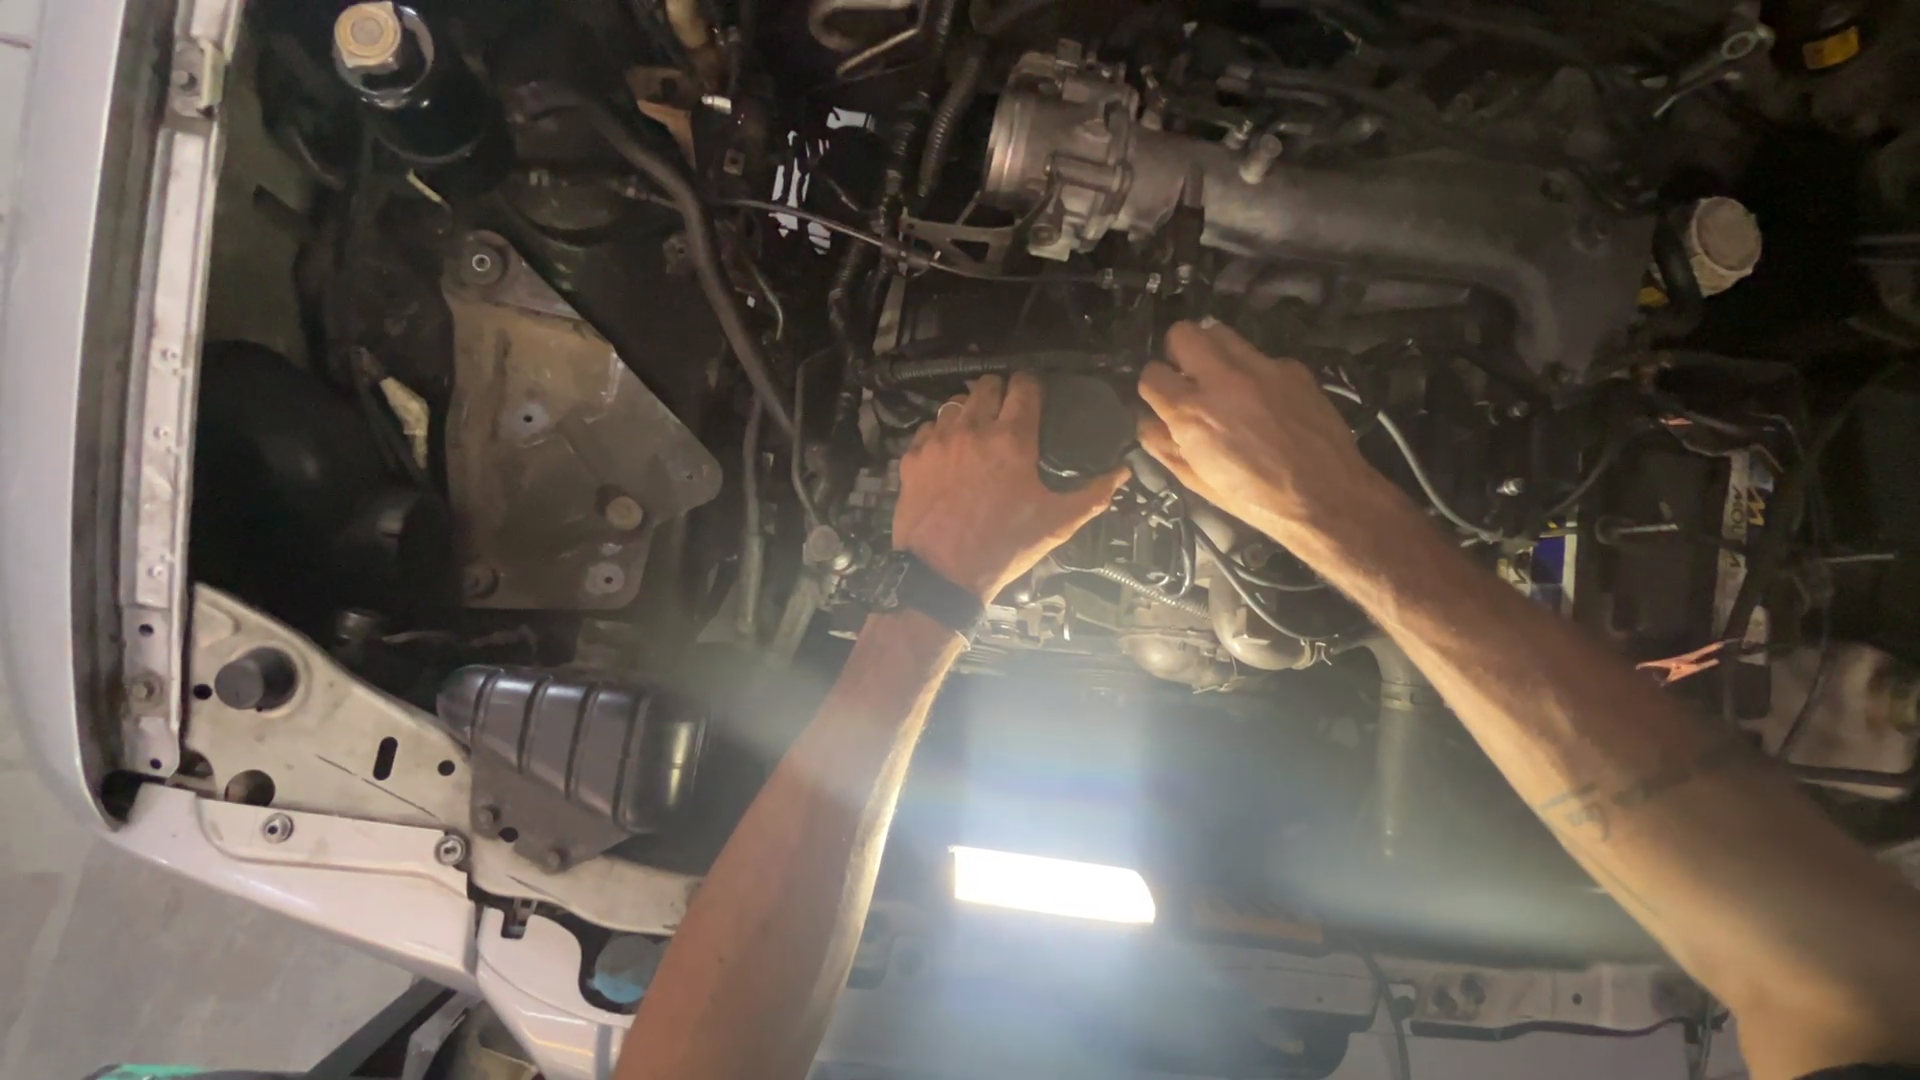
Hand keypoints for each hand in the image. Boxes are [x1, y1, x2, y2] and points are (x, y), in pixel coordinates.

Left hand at [894, 373, 1125, 601]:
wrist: (941, 575)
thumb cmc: (1003, 547)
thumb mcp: (1056, 524)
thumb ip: (1093, 494)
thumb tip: (1121, 472)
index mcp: (1011, 439)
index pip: (1024, 386)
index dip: (1034, 386)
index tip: (1037, 397)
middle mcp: (972, 430)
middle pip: (987, 385)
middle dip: (1000, 393)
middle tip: (1008, 414)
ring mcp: (938, 442)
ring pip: (955, 403)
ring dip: (970, 411)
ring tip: (978, 431)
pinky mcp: (912, 458)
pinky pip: (928, 429)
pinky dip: (941, 434)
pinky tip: (949, 452)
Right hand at [1137, 319, 1391, 540]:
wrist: (1325, 497)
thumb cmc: (1253, 499)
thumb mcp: (1194, 481)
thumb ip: (1162, 445)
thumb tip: (1148, 421)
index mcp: (1192, 412)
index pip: (1152, 374)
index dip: (1152, 387)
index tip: (1161, 399)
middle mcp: (1223, 379)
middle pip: (1183, 333)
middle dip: (1177, 353)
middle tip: (1187, 379)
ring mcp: (1261, 368)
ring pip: (1220, 332)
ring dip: (1211, 352)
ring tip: (1220, 380)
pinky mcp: (1292, 368)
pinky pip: (1258, 356)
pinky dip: (1251, 372)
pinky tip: (1262, 400)